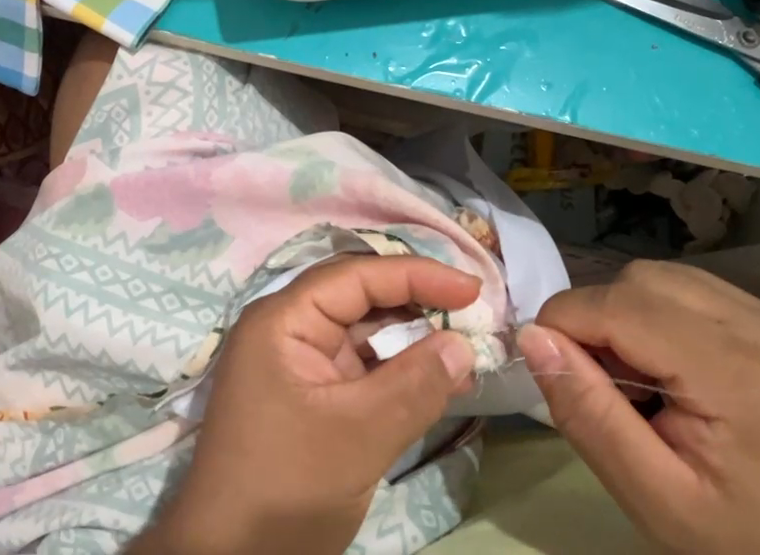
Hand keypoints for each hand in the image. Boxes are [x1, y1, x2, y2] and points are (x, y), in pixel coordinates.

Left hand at [134, 256, 481, 554]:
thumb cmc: (286, 485)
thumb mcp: (357, 435)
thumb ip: (414, 386)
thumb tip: (462, 345)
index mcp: (283, 321)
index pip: (356, 276)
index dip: (416, 274)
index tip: (474, 287)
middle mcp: (288, 331)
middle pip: (359, 298)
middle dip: (417, 301)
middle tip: (476, 312)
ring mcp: (299, 365)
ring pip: (364, 334)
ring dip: (414, 338)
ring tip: (469, 345)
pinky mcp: (312, 399)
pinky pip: (362, 369)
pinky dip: (401, 372)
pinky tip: (443, 380)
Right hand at [516, 261, 759, 554]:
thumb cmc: (743, 539)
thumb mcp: (654, 496)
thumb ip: (589, 414)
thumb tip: (531, 337)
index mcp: (737, 374)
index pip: (618, 306)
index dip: (563, 324)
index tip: (549, 371)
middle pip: (638, 280)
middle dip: (596, 317)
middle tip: (595, 383)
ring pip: (659, 276)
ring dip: (624, 312)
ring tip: (632, 377)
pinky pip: (687, 289)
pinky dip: (655, 314)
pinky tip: (665, 367)